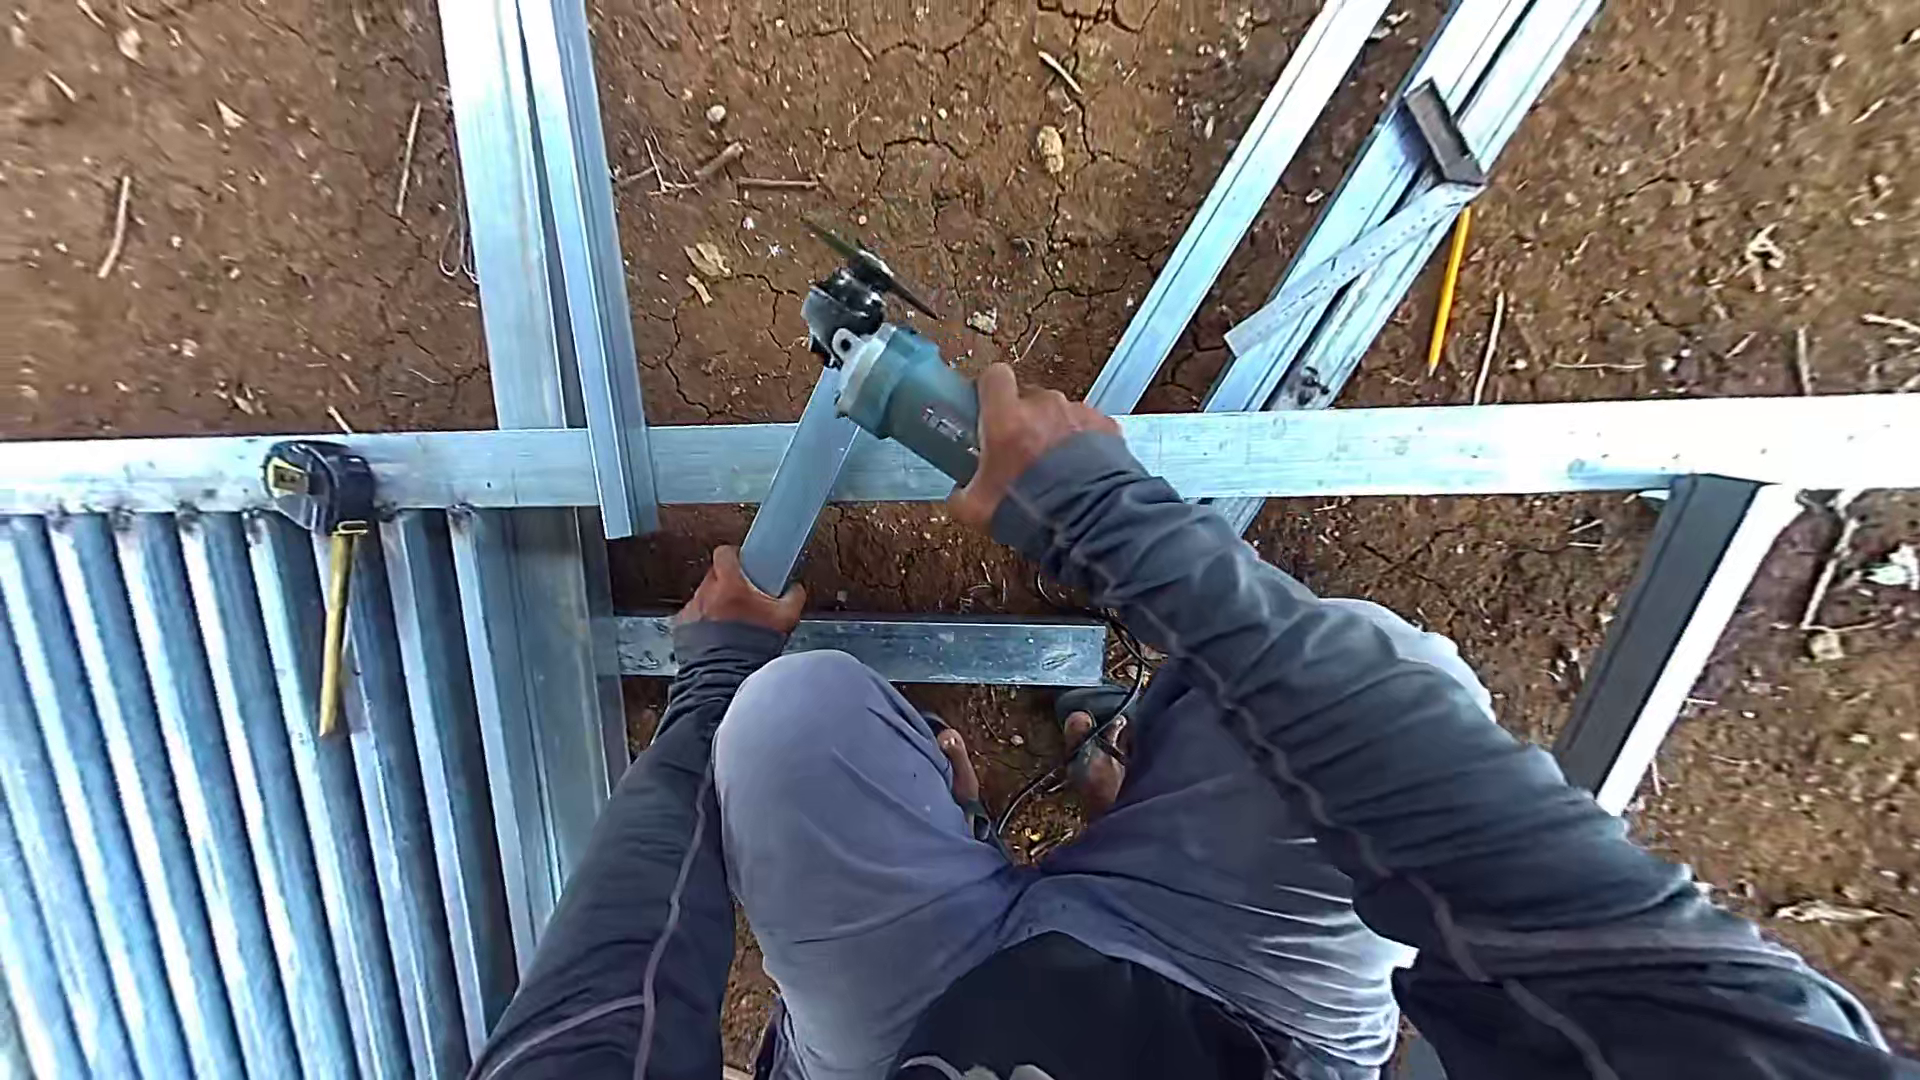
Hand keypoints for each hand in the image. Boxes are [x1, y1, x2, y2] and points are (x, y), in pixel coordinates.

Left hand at [674, 546, 805, 633]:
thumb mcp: (786, 618)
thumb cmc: (753, 646)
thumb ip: (793, 597)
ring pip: (704, 596)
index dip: (735, 555)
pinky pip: (694, 616)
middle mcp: (706, 593)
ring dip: (716, 603)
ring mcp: (692, 610)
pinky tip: (719, 635)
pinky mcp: (682, 627)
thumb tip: (795, 589)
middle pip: (715, 575)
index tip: (743, 561)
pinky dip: (704, 621)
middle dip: (729, 582)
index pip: (725, 553)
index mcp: (729, 584)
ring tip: (733, 620)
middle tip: (744, 596)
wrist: (725, 675)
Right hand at [949, 364, 1120, 530]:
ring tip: (1056, 468)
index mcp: (1006, 419)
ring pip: (1059, 412)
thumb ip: (961, 497)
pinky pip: (1088, 426)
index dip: (991, 390)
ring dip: (1054, 432)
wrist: (1091, 521)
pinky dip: (1084, 443)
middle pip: (1029, 397)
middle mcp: (1043, 406)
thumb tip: (957, 497)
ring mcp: (1078, 413)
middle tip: (1022, 451)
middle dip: (1024, 419)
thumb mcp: (979, 511)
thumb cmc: (1034, 511)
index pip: (994, 377)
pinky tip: (1082, 470)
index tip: (990, 408)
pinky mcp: (1105, 426)